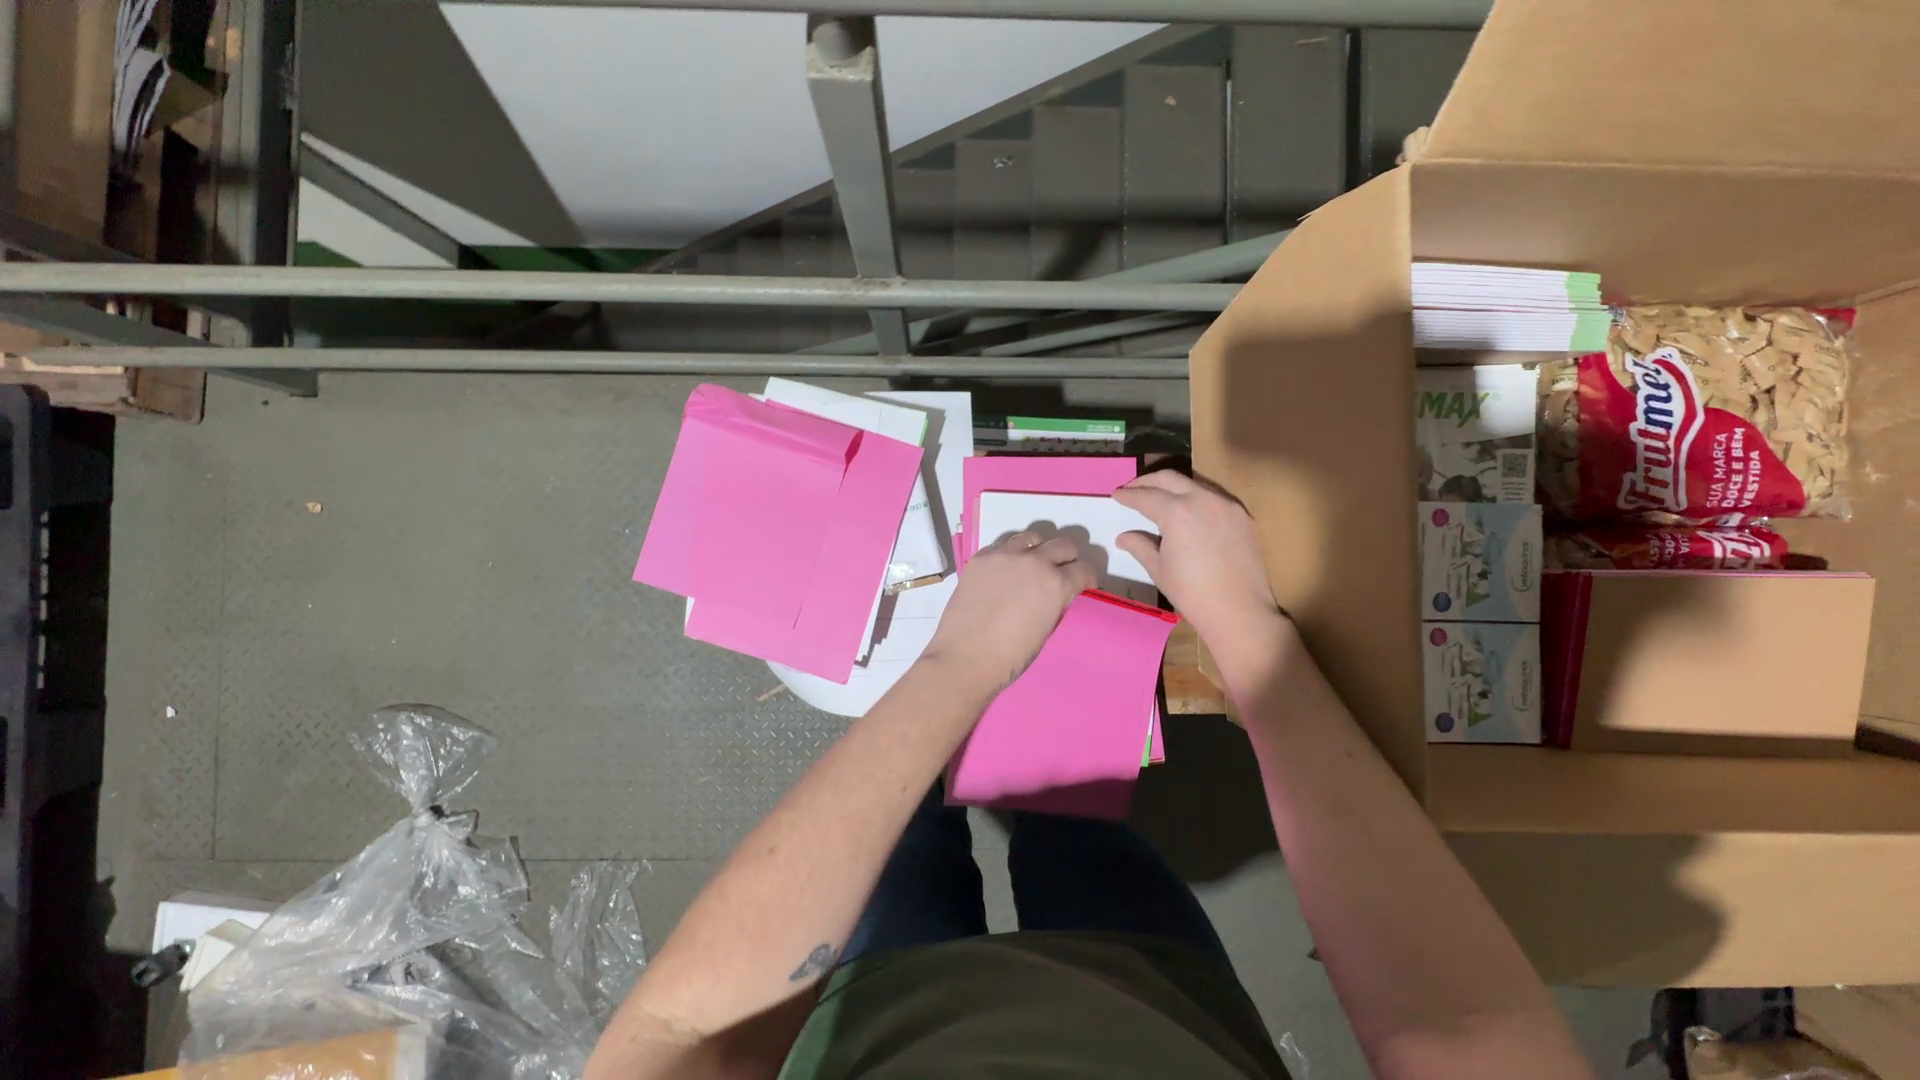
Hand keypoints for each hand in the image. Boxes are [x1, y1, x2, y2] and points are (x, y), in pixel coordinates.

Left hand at [921, 532, 1097, 691]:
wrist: (964, 658)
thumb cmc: (1010, 657)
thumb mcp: (1046, 630)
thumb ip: (1054, 604)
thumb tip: (1054, 596)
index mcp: (1057, 584)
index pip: (1084, 570)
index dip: (1086, 579)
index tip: (1082, 586)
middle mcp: (1034, 562)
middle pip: (1062, 545)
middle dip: (1066, 559)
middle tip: (1059, 574)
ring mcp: (1005, 556)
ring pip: (1031, 539)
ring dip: (1037, 550)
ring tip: (1029, 567)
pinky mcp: (980, 558)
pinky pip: (1002, 546)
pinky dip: (1009, 554)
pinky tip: (1003, 571)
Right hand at [1112, 471, 1285, 646]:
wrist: (1239, 610)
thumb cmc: (1192, 593)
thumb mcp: (1159, 570)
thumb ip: (1140, 546)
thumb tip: (1124, 537)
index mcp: (1177, 512)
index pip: (1145, 496)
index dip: (1128, 495)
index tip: (1116, 495)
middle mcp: (1202, 499)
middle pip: (1169, 479)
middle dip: (1147, 481)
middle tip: (1132, 489)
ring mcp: (1226, 505)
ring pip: (1193, 484)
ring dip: (1172, 487)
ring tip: (1159, 498)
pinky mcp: (1242, 516)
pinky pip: (1214, 497)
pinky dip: (1195, 498)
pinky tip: (1189, 512)